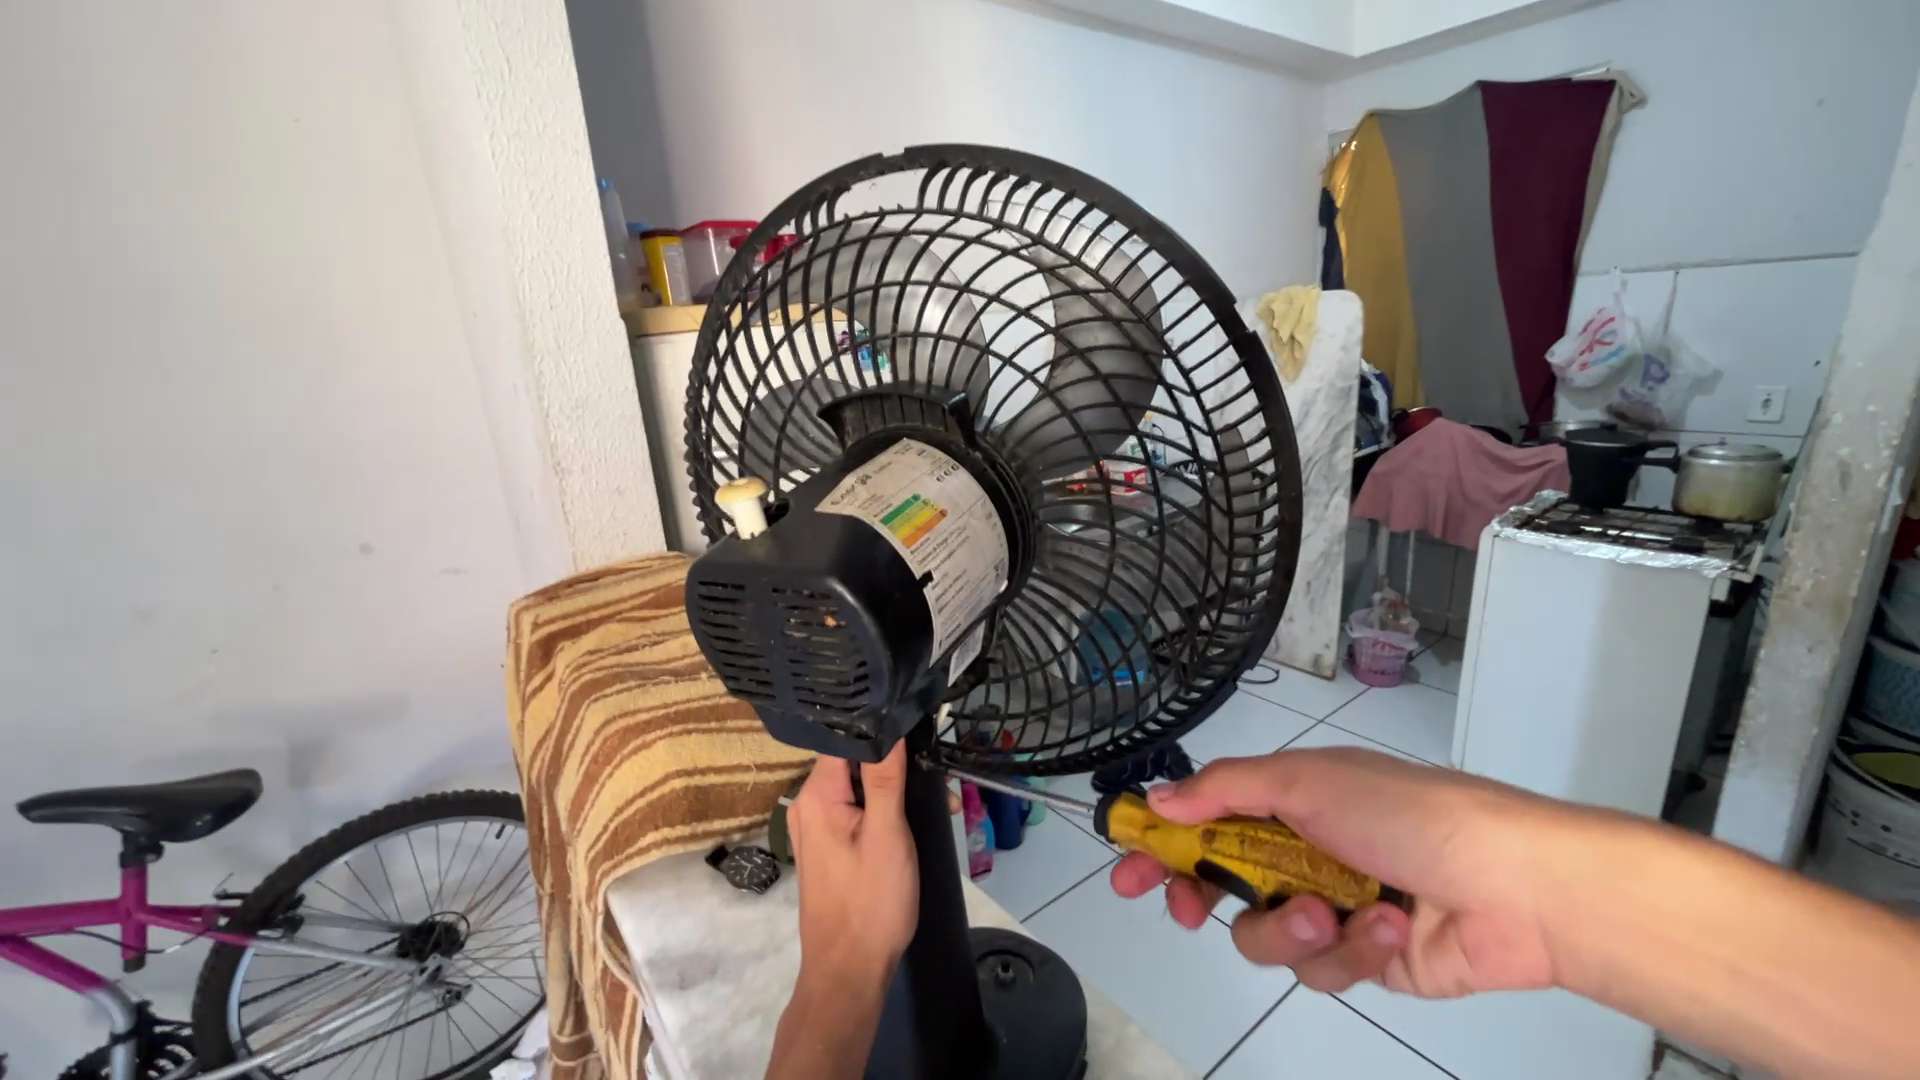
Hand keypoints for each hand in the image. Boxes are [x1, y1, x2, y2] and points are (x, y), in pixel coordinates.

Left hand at [788, 742, 918, 986]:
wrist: (849, 972)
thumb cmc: (870, 901)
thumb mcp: (886, 834)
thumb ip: (885, 778)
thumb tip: (887, 728)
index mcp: (816, 795)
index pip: (844, 738)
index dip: (879, 730)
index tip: (914, 729)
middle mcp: (807, 804)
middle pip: (852, 761)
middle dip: (894, 764)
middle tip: (936, 774)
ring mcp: (815, 827)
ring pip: (857, 787)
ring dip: (893, 789)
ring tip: (936, 800)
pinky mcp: (827, 846)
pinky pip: (854, 811)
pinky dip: (882, 810)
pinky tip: (911, 820)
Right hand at [1111, 748, 1562, 997]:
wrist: (1517, 884)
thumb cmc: (1403, 812)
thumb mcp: (1305, 781)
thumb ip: (1225, 790)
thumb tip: (1157, 799)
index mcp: (1282, 804)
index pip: (1201, 820)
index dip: (1160, 843)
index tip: (1128, 870)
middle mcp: (1296, 854)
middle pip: (1218, 884)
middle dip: (1201, 897)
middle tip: (1189, 907)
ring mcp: (1326, 908)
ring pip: (1263, 936)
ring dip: (1291, 927)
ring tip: (1331, 914)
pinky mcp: (1359, 959)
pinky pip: (1320, 968)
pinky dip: (1351, 950)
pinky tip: (1388, 930)